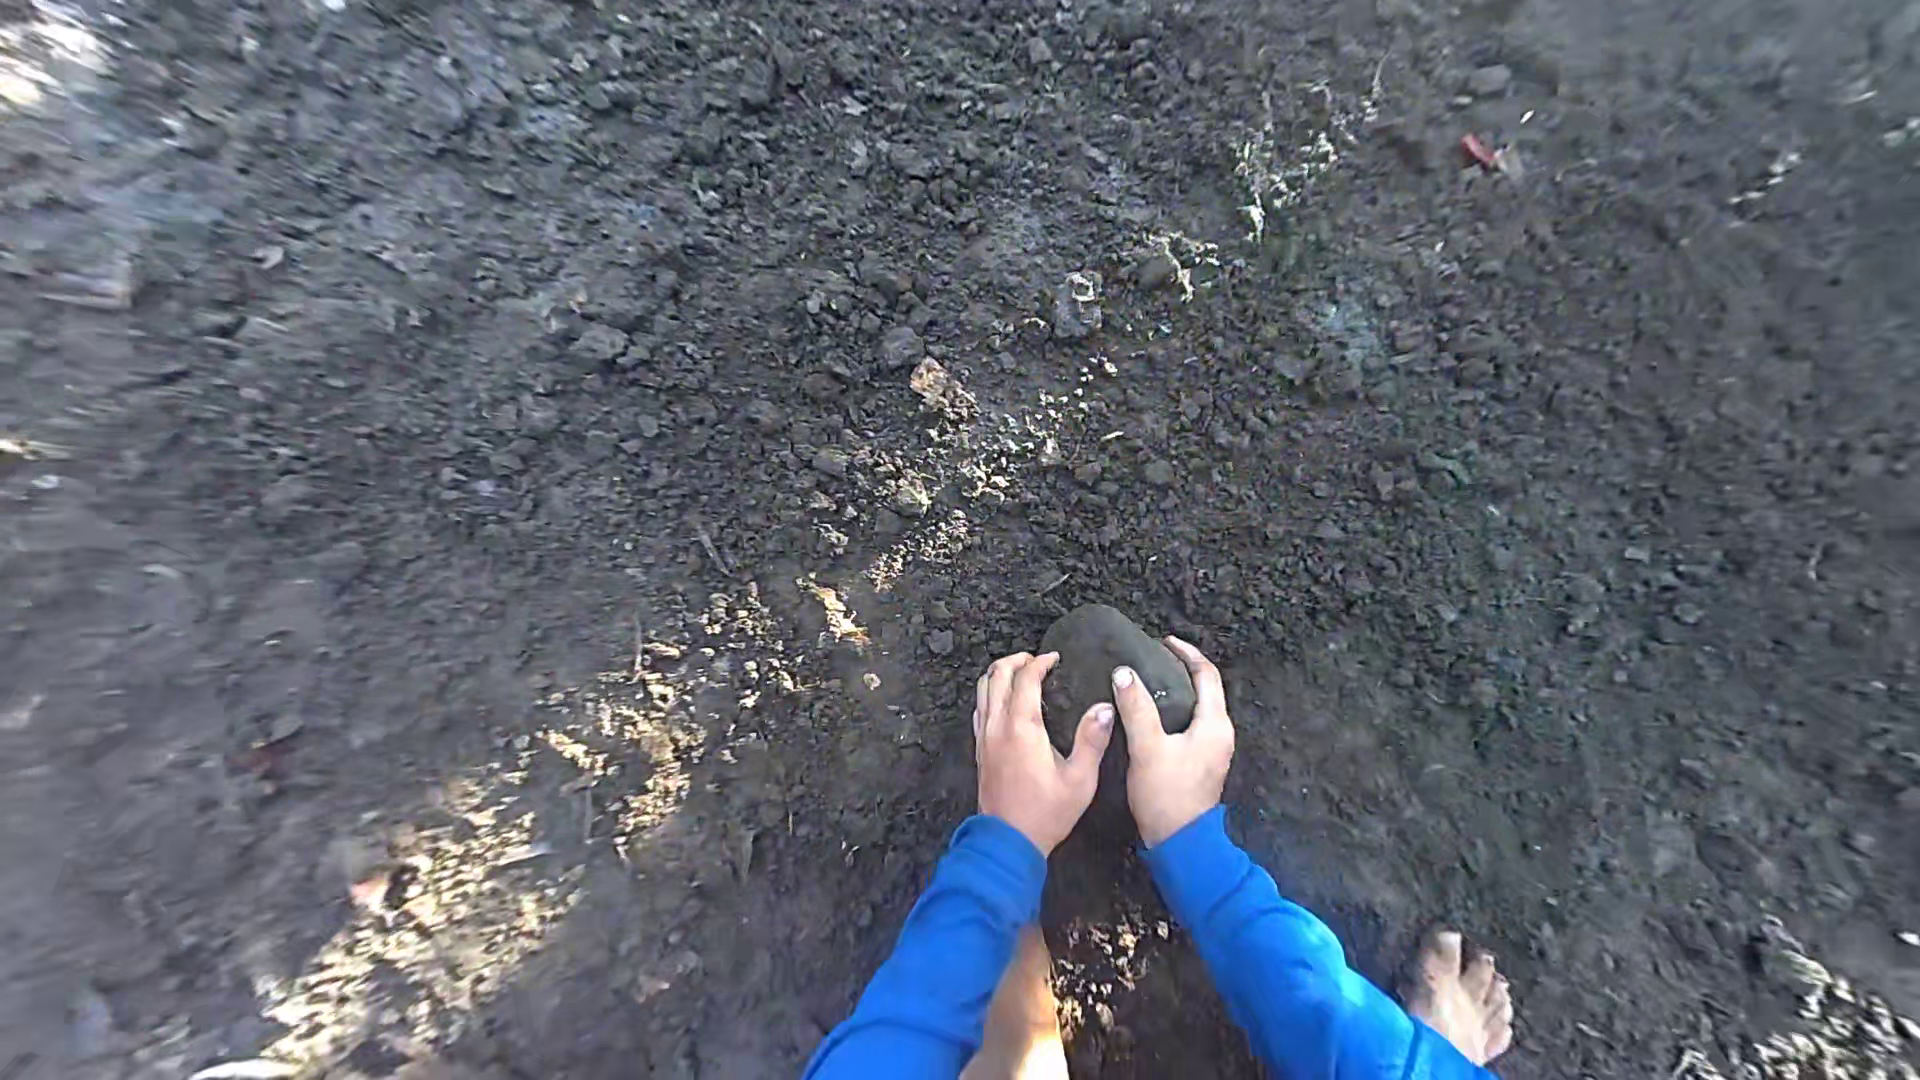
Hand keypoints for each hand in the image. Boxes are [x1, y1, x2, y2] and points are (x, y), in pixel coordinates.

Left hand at [973, 651, 1114, 855]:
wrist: (1008, 841)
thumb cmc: (1045, 813)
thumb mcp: (1080, 780)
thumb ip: (1092, 740)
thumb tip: (1104, 709)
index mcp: (1022, 727)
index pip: (1025, 678)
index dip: (1040, 662)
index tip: (1054, 658)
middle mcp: (998, 725)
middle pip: (997, 674)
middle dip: (1016, 660)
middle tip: (1036, 659)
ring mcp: (984, 735)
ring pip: (983, 688)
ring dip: (1000, 673)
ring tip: (1020, 672)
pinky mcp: (980, 747)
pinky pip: (979, 707)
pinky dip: (990, 692)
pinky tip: (1004, 700)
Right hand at [1111, 636, 1234, 846]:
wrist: (1180, 843)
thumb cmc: (1166, 793)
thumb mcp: (1148, 746)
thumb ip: (1136, 707)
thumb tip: (1124, 672)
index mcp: (1214, 724)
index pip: (1207, 674)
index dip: (1187, 653)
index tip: (1163, 641)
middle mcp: (1219, 733)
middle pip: (1205, 688)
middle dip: (1180, 668)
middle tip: (1151, 656)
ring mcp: (1211, 749)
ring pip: (1196, 705)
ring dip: (1176, 688)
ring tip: (1147, 678)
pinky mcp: (1199, 761)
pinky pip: (1189, 721)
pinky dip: (1173, 707)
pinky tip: (1149, 711)